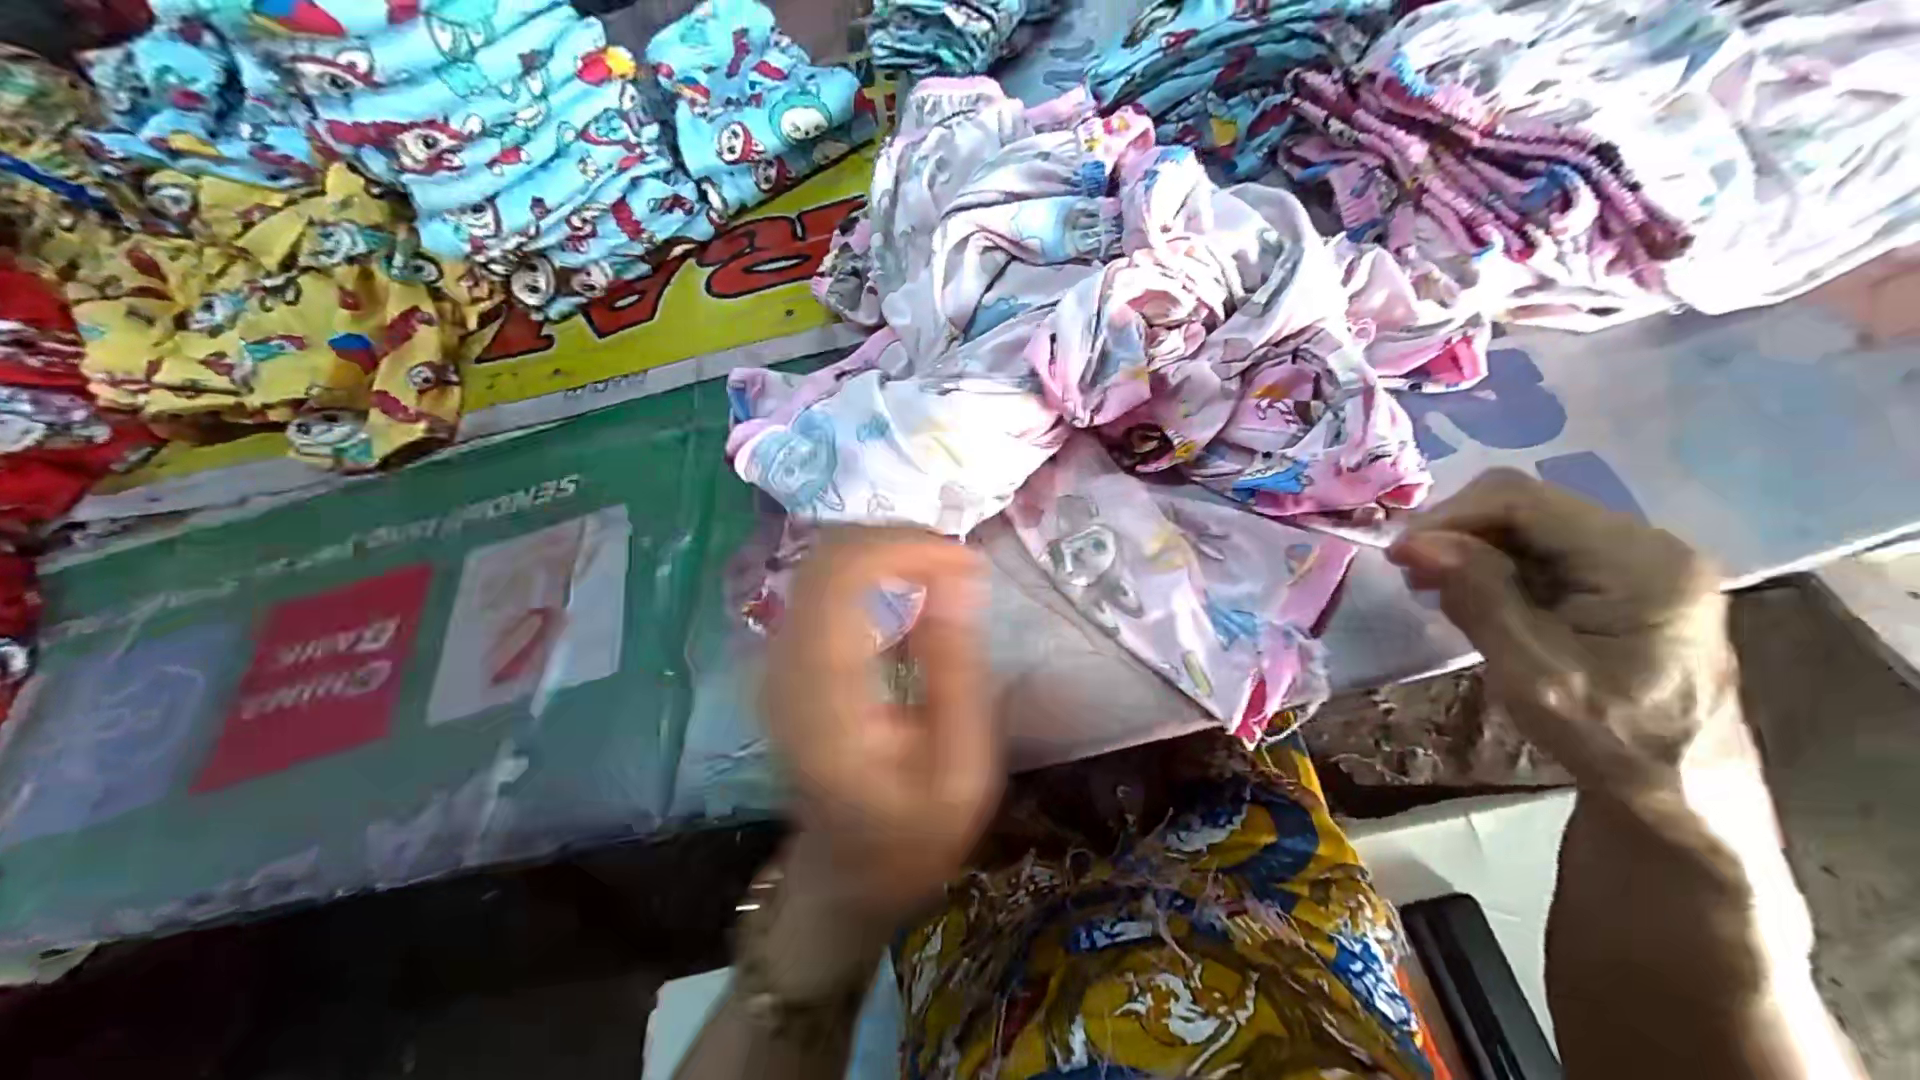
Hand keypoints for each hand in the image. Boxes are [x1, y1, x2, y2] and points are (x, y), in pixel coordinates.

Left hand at [765, 528, 1000, 922]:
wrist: (847, 873)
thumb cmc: (913, 833)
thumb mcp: (962, 768)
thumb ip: (956, 670)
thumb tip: (958, 577)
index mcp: (826, 700)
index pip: (842, 579)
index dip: (905, 548)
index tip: (966, 563)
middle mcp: (785, 669)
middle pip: (827, 558)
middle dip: (898, 541)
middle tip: (959, 566)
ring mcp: (777, 662)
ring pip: (822, 563)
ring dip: (887, 553)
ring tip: (944, 576)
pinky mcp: (785, 659)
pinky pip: (823, 587)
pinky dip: (872, 573)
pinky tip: (911, 596)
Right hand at [1387, 469, 1739, 801]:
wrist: (1683, 791)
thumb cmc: (1610, 738)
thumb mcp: (1533, 672)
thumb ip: (1479, 597)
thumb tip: (1415, 542)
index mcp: (1641, 562)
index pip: (1524, 501)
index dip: (1451, 517)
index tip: (1400, 556)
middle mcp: (1647, 544)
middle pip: (1526, 504)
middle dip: (1458, 531)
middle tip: (1414, 575)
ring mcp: (1638, 559)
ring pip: (1528, 523)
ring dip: (1471, 548)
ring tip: (1436, 589)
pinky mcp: (1623, 578)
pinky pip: (1541, 548)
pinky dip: (1494, 564)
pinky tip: (1473, 596)